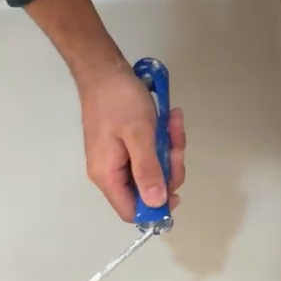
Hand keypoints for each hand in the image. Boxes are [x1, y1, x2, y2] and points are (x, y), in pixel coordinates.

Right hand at [76, 62, 187, 221]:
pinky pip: (149, 153)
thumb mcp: (139, 135)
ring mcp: (118, 158)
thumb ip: (148, 171)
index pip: (131, 211)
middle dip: (168, 169)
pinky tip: (169, 120)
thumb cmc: (119, 100)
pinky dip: (162, 139)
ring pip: (153, 170)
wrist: (104, 69)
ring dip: (169, 149)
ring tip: (173, 123)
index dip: (155, 208)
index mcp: (108, 176)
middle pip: (146, 191)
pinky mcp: (125, 145)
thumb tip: (157, 204)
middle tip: (176, 145)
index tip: (175, 191)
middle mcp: (110, 173)